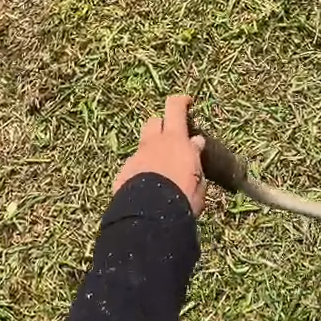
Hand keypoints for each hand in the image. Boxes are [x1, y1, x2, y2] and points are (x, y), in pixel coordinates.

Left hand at [114, 95, 208, 215]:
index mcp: (174, 139)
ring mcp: (136, 158)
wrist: (151, 219)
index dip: (181, 101)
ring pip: (142, 145)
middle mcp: (153, 143)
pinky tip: (146, 187)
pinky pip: (132, 167)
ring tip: (160, 168)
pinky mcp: (123, 175)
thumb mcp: (198, 177)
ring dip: (151, 151)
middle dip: (162, 126)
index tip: (186, 101)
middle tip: (171, 138)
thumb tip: (195, 143)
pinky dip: (140, 172)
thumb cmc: (182, 197)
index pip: (175, 108)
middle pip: (154, 121)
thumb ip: (195, 157)